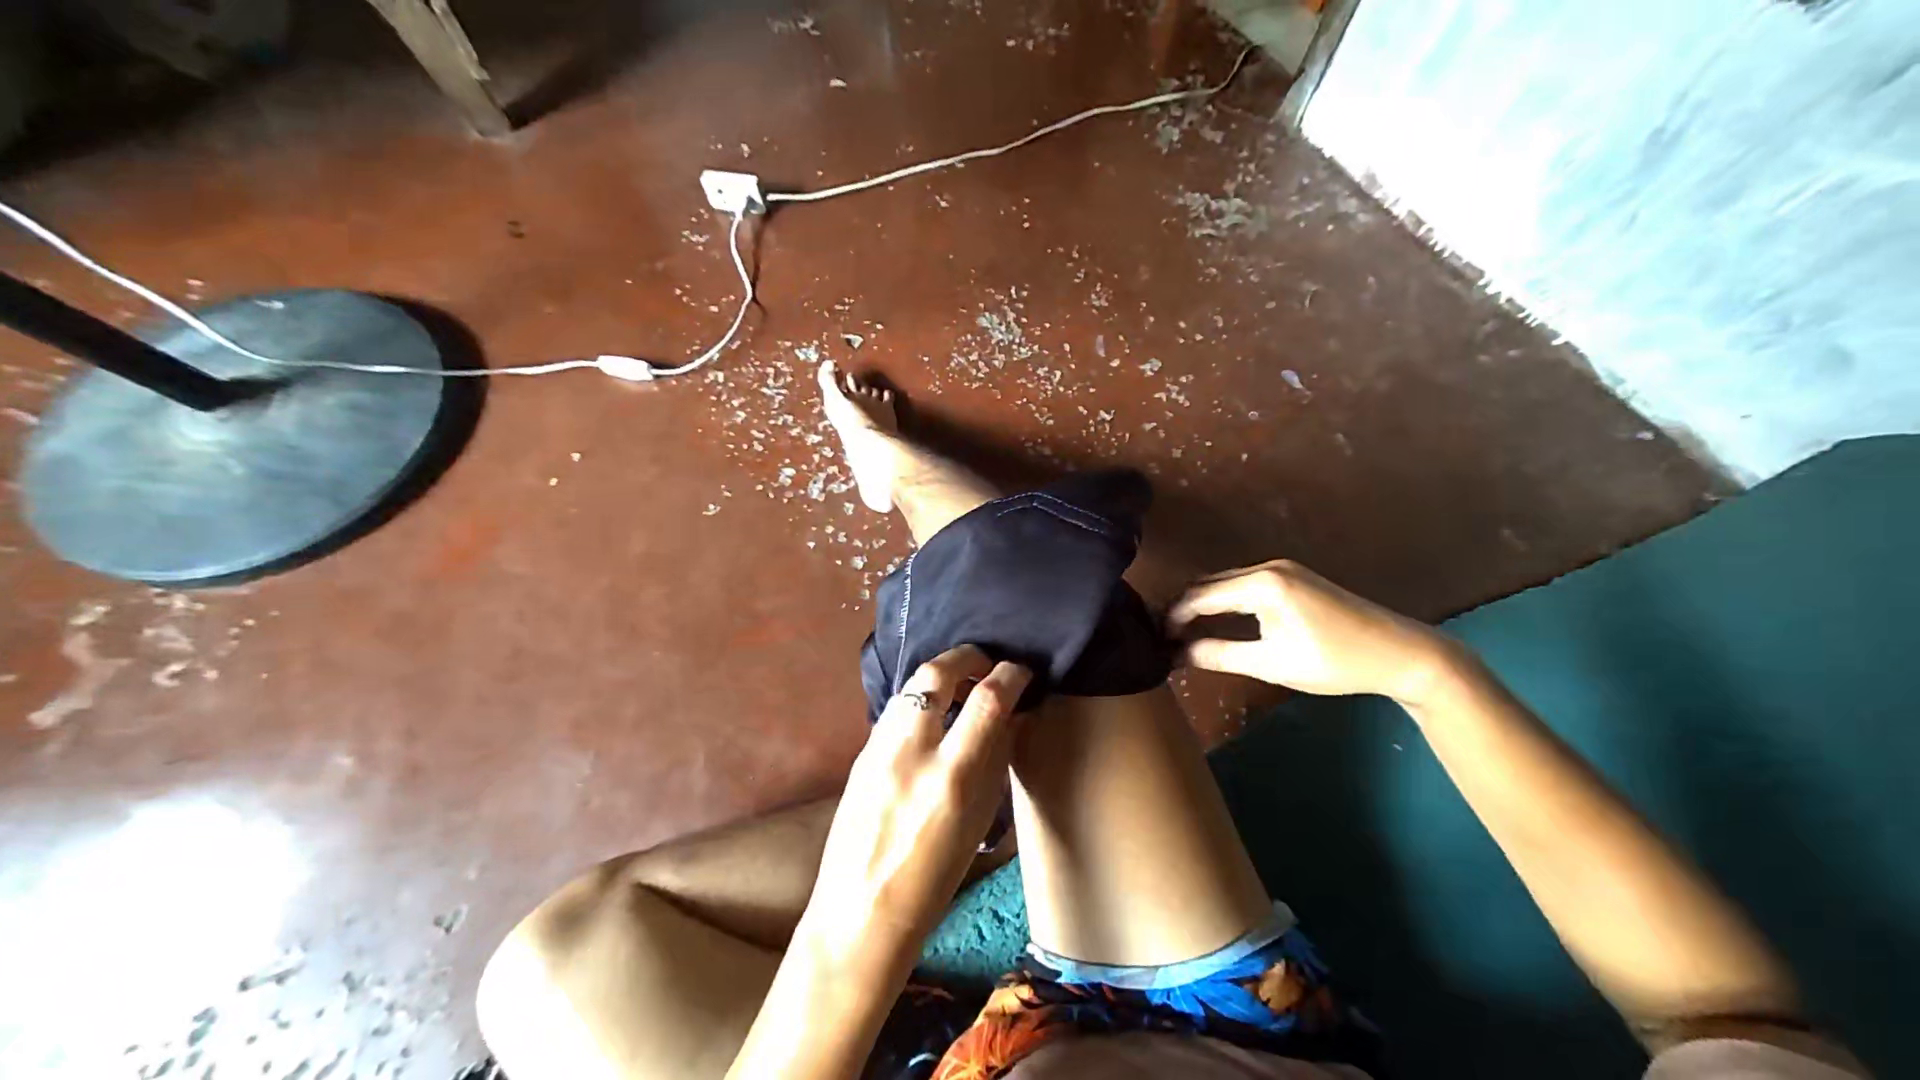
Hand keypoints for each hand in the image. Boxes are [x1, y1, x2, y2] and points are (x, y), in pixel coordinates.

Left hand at [800, 646, 1030, 968]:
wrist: (860, 910)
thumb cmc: (933, 878)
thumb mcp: (978, 821)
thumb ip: (996, 761)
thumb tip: (1014, 715)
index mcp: (950, 777)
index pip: (987, 700)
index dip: (1011, 675)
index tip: (1021, 672)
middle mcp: (910, 751)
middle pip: (937, 672)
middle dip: (968, 657)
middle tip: (987, 663)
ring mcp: (877, 748)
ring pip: (911, 685)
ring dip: (941, 674)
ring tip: (962, 686)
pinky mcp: (860, 752)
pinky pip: (895, 709)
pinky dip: (919, 699)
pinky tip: (931, 717)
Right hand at [1167, 559, 1461, 703]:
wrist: (1400, 653)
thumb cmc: (1335, 662)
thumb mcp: (1271, 663)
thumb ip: (1219, 655)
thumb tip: (1176, 654)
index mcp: (1262, 584)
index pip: (1200, 596)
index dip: (1173, 617)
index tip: (1154, 639)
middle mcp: (1267, 566)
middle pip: (1208, 583)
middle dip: (1183, 607)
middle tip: (1163, 636)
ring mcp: (1282, 568)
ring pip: (1225, 582)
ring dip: (1203, 603)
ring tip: (1183, 631)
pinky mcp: (1292, 577)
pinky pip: (1243, 584)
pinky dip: (1224, 600)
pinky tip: (1217, 620)